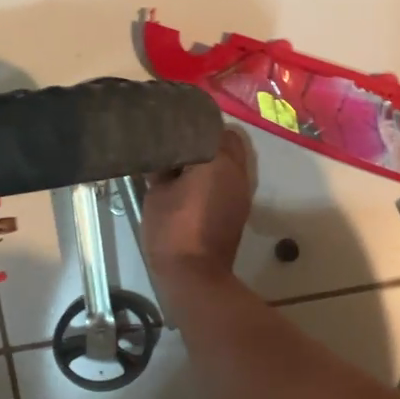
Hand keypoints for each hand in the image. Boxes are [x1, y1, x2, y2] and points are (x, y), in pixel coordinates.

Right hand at [142, 128, 251, 286]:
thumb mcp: (156, 194)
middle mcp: (237, 169)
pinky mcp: (241, 207)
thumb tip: (163, 156)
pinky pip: (231, 178)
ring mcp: (243, 189)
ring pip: (232, 159)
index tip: (167, 124)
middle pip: (227, 138)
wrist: (194, 276)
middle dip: (205, 137)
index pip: (206, 124)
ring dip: (212, 157)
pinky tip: (192, 184)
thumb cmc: (172, 230)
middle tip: (177, 143)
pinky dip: (216, 175)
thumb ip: (162, 167)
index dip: (186, 122)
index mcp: (216, 159)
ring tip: (183, 164)